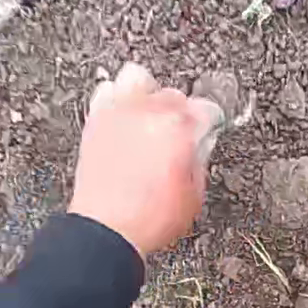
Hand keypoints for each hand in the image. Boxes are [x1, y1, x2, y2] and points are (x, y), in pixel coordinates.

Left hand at [68, 62, 223, 256]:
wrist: (108, 228)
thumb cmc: (150, 217)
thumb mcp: (194, 195)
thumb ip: (199, 160)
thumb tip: (198, 145)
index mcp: (180, 128)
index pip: (206, 109)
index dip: (211, 122)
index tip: (210, 130)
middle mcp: (149, 112)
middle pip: (175, 94)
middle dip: (182, 112)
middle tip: (182, 135)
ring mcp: (120, 113)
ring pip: (140, 78)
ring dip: (150, 94)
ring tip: (152, 117)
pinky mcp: (97, 120)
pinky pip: (108, 90)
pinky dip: (119, 99)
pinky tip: (127, 119)